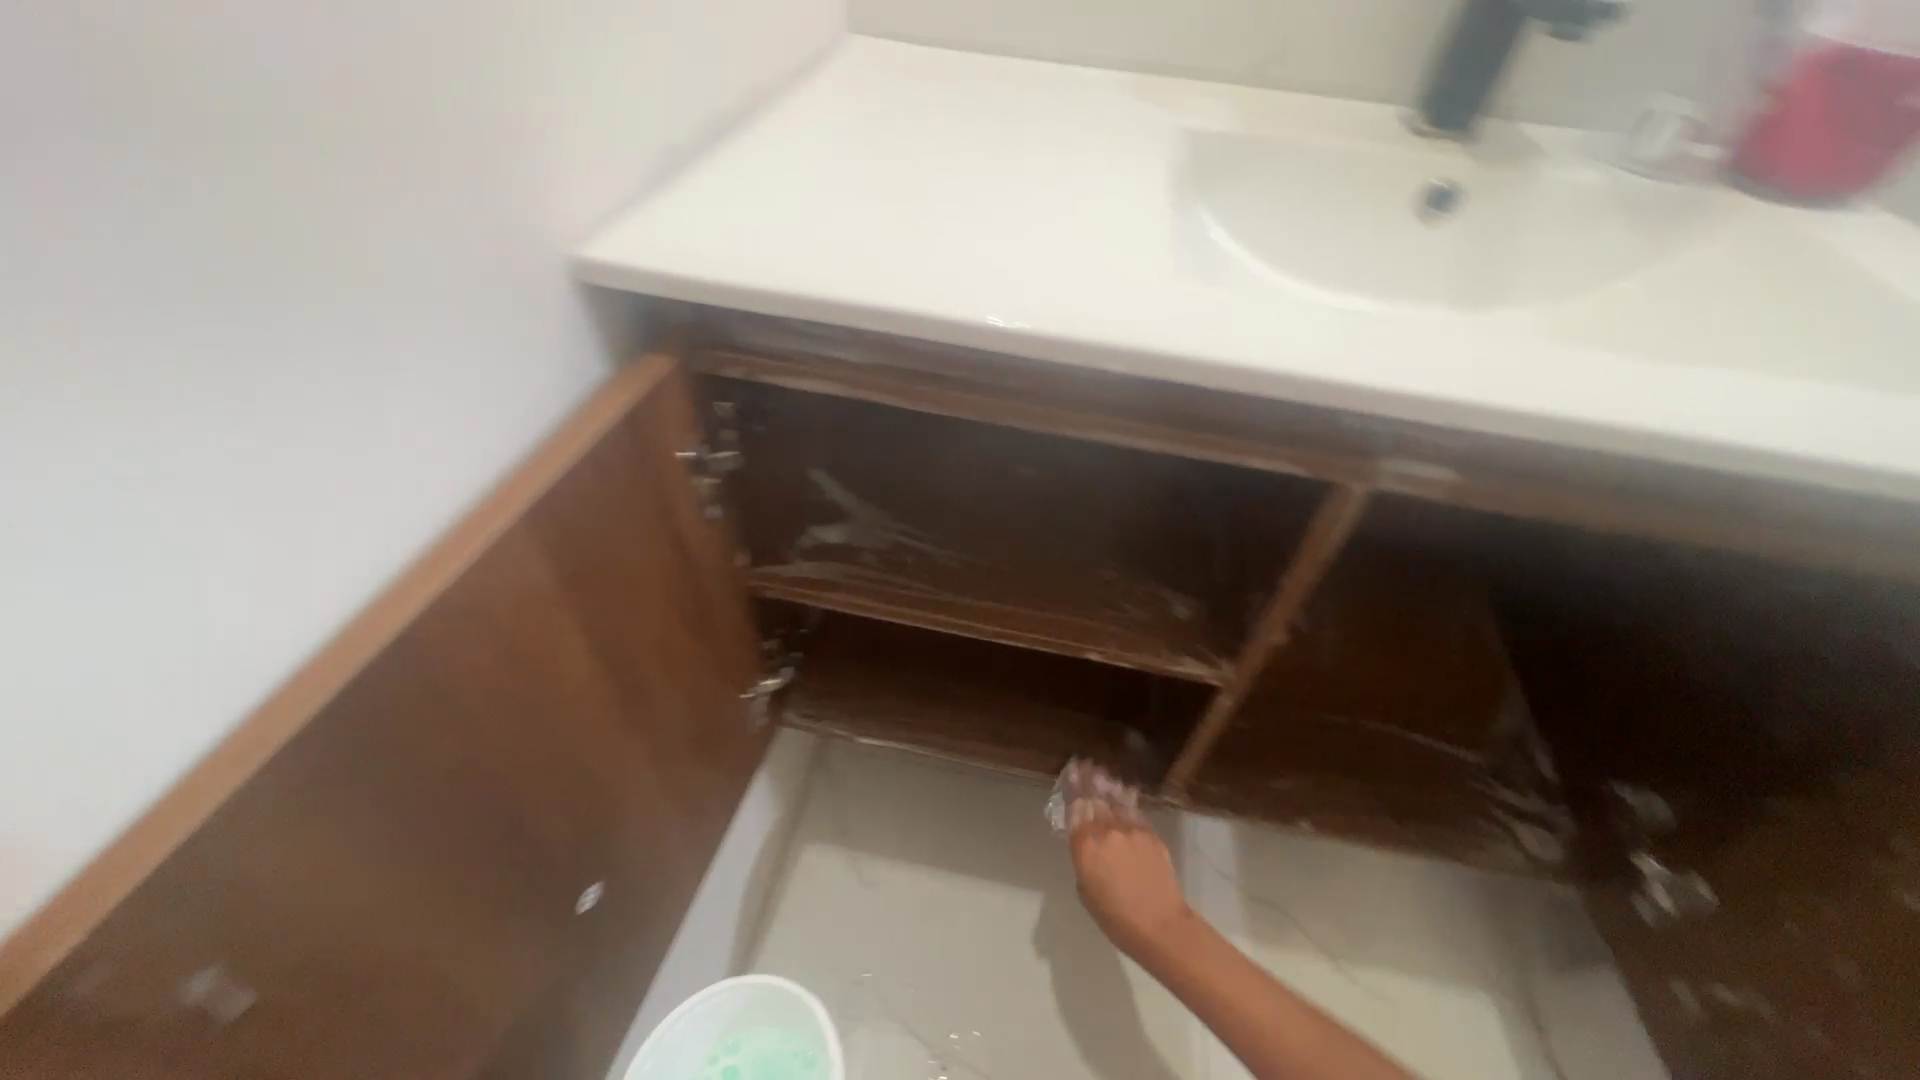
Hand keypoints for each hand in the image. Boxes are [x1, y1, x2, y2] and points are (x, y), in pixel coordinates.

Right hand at [1063, 762, 1192, 956]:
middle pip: (1094, 798)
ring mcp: (1131, 829)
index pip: (1075, 809)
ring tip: (1100, 770)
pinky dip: (1126, 799)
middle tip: (1082, 764)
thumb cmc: (1115, 917)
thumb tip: (1087, 846)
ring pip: (1115, 800)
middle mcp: (1107, 830)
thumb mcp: (1086, 891)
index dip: (1071, 790)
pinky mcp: (1151, 834)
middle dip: (1087, 780)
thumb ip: (1084, 860)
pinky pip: (1134, 810)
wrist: (1159, 925)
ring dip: (1106, 784)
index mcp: (1085, 845)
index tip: (1069, 773)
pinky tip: (1123, 790)